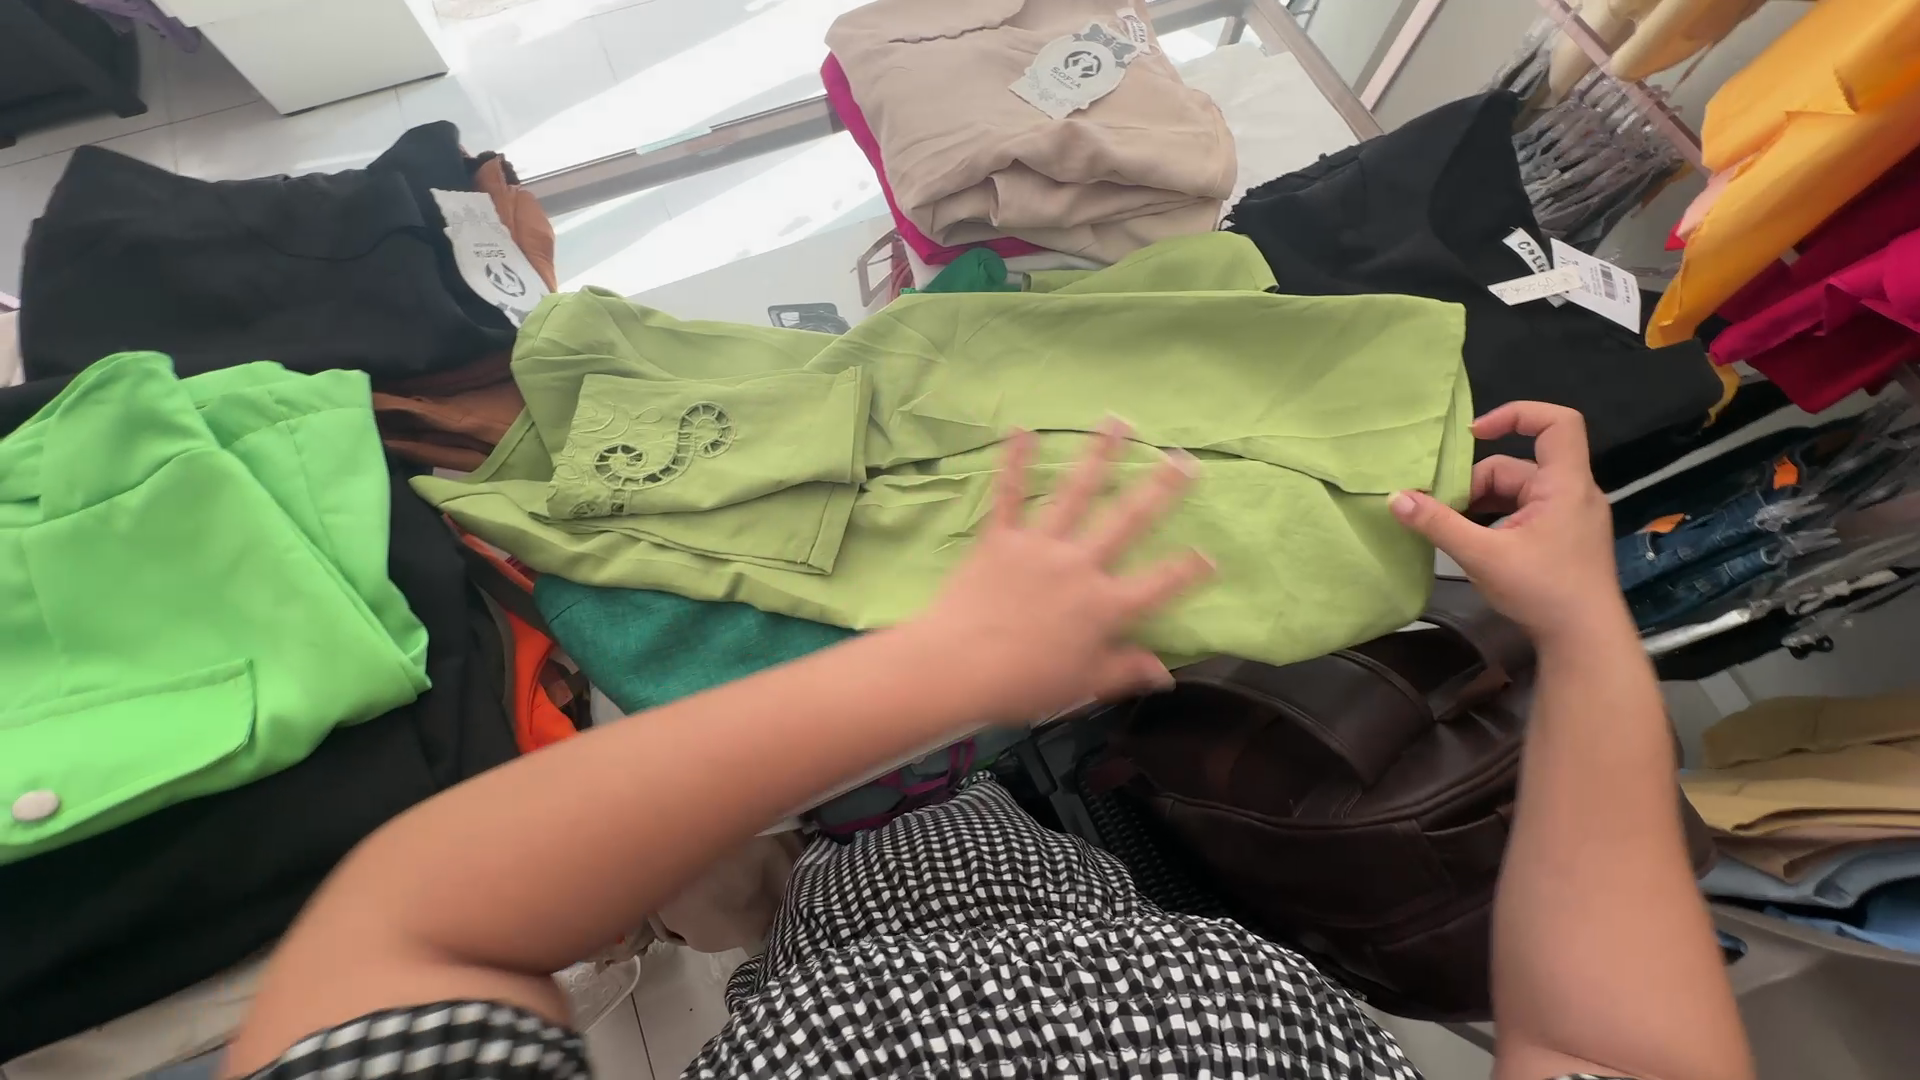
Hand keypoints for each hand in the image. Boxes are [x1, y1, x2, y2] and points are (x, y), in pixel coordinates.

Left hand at [911, 420, 1212, 724]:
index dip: (1188, 570)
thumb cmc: (1024, 683)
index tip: (1211, 554)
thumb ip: (1126, 671)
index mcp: (1105, 605)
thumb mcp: (1084, 685)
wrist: (958, 666)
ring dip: (1099, 454)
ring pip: (1075, 492)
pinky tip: (1020, 430)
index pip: (1160, 583)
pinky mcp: (1000, 538)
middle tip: (1184, 458)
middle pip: (1128, 520)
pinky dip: (1013, 461)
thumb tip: (1167, 674)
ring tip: (1118, 421)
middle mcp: (1080, 565)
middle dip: (1160, 488)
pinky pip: (1009, 494)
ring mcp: (1040, 545)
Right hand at [1389, 402, 1623, 644]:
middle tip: (1440, 510)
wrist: (1584, 638)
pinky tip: (1472, 542)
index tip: (1473, 434)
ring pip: (1514, 491)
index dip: (1516, 415)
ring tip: (1451, 528)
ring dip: (1479, 504)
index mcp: (1565, 485)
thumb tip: (1395, 498)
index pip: (1558, 424)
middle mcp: (1572, 493)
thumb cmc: (1542, 590)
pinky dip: (1492, 519)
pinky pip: (1520, 511)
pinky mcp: (1560, 536)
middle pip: (1516, 466)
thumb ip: (1437, 524)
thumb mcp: (1481, 555)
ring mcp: (1568, 516)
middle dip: (1474, 484)